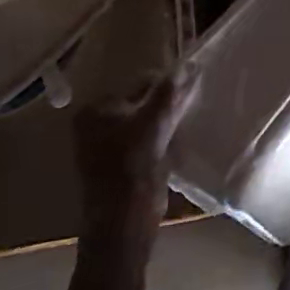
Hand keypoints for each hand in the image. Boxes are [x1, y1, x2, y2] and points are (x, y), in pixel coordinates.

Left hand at [73, 69, 195, 235]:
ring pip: (148, 123)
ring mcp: (109, 147)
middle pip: (142, 104)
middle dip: (168, 104)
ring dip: (169, 122)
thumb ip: (169, 93)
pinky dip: (165, 139)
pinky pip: (149, 141)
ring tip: (191, 121)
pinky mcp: (124, 165)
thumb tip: (189, 65)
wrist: (124, 224)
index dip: (166, 86)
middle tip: (194, 105)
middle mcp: (96, 125)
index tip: (191, 91)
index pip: (137, 85)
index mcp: (95, 111)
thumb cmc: (132, 169)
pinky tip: (181, 142)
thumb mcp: (153, 124)